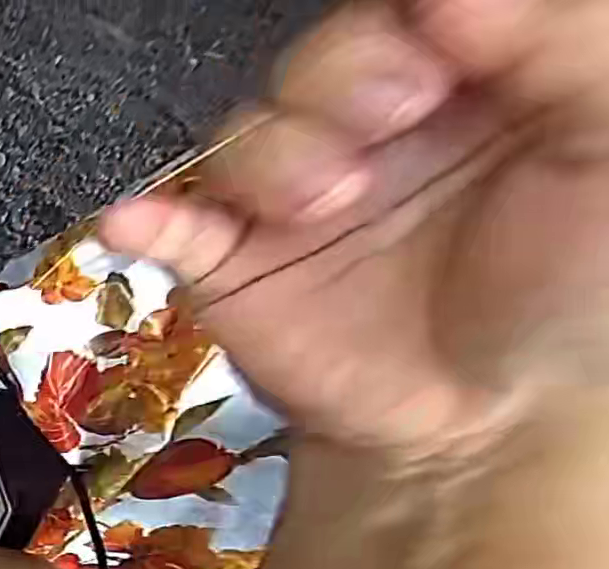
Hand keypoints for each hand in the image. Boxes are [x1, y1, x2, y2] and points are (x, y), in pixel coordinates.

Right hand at [100, 0, 608, 462]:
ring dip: (270, 160)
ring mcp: (283, 204)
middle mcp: (368, 132)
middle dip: (344, 75)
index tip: (452, 35)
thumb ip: (561, 48)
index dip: (413, 18)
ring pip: (239, 140)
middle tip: (394, 116)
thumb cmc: (576, 275)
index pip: (414, 15)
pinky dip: (141, 225)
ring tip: (322, 207)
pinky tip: (126, 222)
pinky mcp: (225, 267)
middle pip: (314, 61)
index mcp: (475, 80)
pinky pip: (169, 233)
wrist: (475, 407)